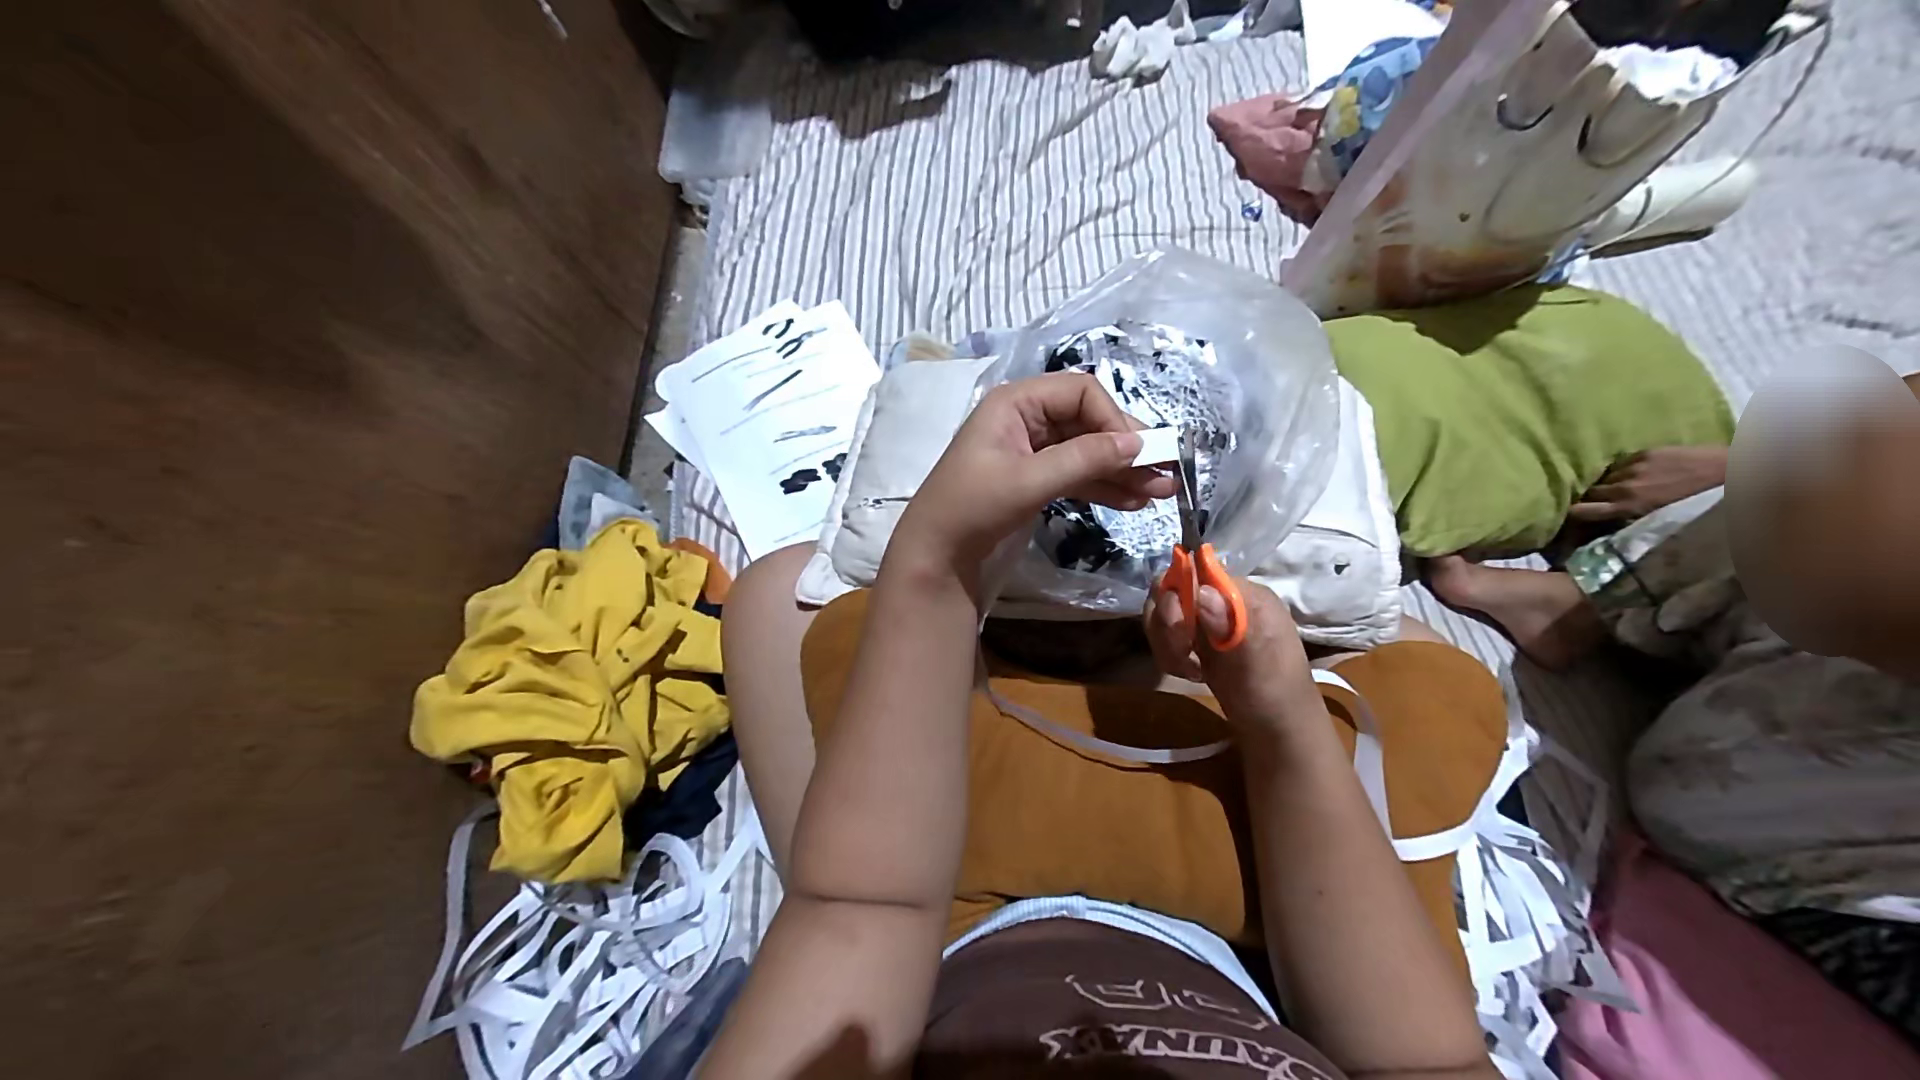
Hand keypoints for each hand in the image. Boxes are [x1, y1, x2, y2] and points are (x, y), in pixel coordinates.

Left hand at [891, 372, 1177, 572]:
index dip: (1114, 418)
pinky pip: (1077, 476)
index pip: (1081, 393)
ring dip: (1122, 471)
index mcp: (1016, 403)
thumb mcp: (1028, 480)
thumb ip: (1084, 459)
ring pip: (1087, 452)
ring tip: (1161, 492)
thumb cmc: (973, 507)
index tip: (1139, 452)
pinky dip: (1104, 487)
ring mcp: (1032, 452)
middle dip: (1126, 447)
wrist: (936, 557)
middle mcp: (1026, 420)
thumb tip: (1138, 442)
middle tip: (1167, 473)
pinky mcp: (1035, 482)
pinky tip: (1133, 502)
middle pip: (1089, 422)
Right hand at [1144, 577, 1323, 736]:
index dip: (1178, 597)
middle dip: (1166, 623)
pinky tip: (1188, 672)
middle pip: (1171, 588)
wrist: (1277, 729)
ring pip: (1162, 611)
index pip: (1195, 573)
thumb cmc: (1275, 695)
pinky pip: (1164, 632)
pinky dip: (1166, 652)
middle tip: (1182, 654)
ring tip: (1186, 668)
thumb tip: (1202, 592)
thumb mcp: (1258, 662)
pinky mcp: (1196, 637)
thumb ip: (1232, 625)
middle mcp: (1223, 599)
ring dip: (1164, 641)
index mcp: (1245, 594)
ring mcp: (1208, 618)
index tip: (1182, 635)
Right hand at [1568, 445, 1728, 522]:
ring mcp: (1635, 467)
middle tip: (1602, 506)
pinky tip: (1639, 474)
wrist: (1742, 474)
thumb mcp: (1664, 521)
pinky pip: (1622, 463)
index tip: (1575, 520)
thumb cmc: (1706, 507)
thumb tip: (1609, 525)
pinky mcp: (1647, 453)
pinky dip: (1624, 471)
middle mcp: (1624, 486)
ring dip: (1609, 484)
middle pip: (1589, 493)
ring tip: (1622, 489)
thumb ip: (1632, 520)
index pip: (1579, 510)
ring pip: (1605, 478)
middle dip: (1592, 500)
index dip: (1574, 515)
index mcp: (1628, 506)